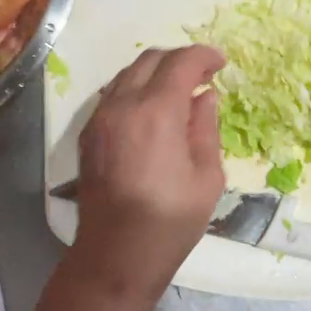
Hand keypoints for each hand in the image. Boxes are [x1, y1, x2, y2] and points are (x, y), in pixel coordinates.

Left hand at [71, 45, 226, 298]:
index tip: (221, 64)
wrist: (117, 254)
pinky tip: (152, 113)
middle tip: (202, 75)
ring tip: (178, 92)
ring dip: (154, 74)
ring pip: (126, 76)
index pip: (181, 63)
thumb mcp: (207, 177)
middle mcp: (122, 106)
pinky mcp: (88, 136)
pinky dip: (135, 91)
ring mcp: (99, 120)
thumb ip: (206, 128)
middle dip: (178, 60)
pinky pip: (112, 97)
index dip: (204, 56)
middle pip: (149, 60)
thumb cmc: (171, 221)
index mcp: (156, 112)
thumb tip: (205, 98)